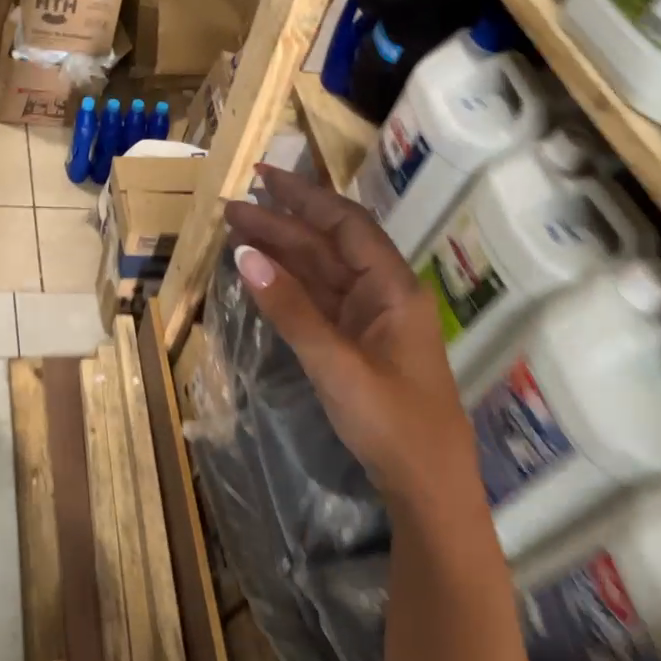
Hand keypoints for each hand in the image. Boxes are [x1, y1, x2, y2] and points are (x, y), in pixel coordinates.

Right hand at [224, 165, 472, 502]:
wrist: (427, 482)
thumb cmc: (391, 422)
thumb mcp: (336, 365)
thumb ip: (291, 310)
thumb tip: (246, 257)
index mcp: (392, 288)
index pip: (346, 225)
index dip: (305, 197)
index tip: (262, 178)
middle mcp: (383, 295)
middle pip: (330, 246)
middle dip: (283, 223)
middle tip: (233, 208)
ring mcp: (370, 322)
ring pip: (323, 274)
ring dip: (284, 252)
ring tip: (238, 233)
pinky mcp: (358, 347)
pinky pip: (321, 304)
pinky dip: (291, 288)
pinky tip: (265, 276)